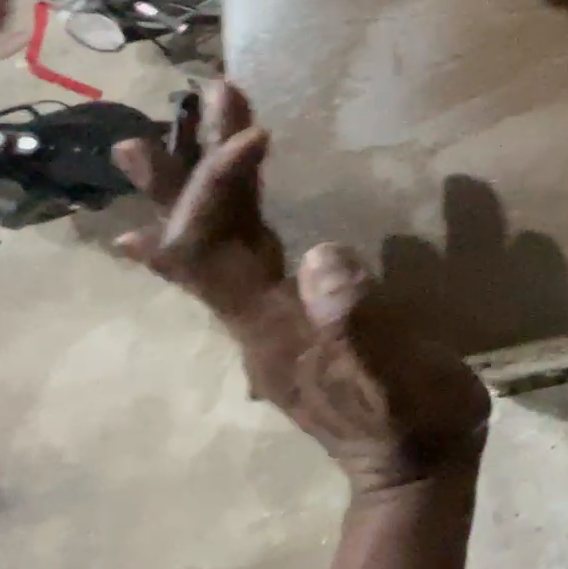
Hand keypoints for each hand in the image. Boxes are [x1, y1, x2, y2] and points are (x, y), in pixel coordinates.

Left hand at [113, 83, 488, 493]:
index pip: (216, 246)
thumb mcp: (397, 374)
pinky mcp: (295, 326)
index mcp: (272, 326)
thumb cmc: (414, 417)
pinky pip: (230, 272)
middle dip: (194, 169)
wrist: (414, 467)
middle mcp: (253, 321)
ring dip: (187, 192)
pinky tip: (175, 232)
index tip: (258, 132)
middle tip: (198, 101)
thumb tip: (324, 256)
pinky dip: (199, 236)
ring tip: (153, 142)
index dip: (222, 186)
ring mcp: (269, 326)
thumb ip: (358, 322)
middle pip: (199, 238)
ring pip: (210, 250)